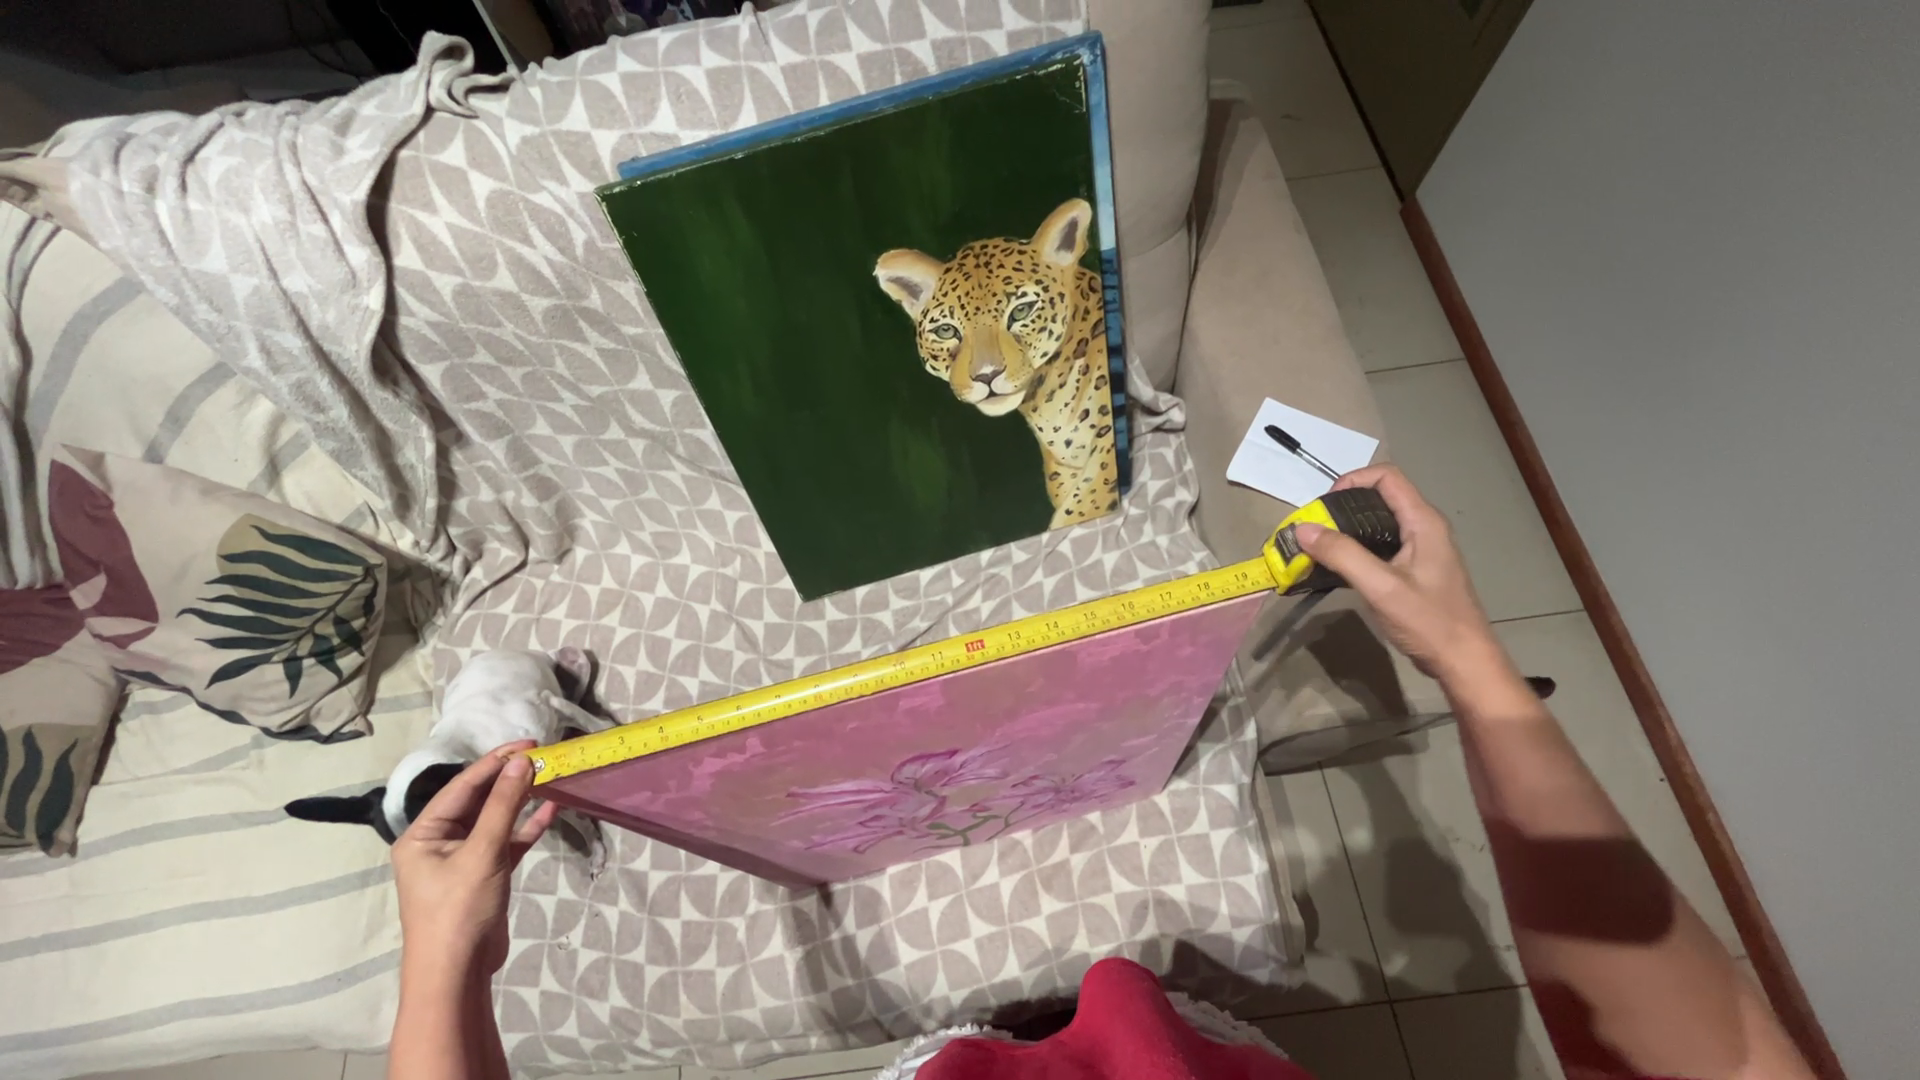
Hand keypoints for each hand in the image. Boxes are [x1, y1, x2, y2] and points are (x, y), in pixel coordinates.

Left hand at [391, 741, 558, 977]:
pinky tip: (552, 811)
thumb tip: (522, 761)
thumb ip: (504, 805)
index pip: (462, 787)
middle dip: (510, 778)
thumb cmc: (458, 910)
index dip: (495, 762)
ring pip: (496, 819)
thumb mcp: (482, 853)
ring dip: (521, 799)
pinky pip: (508, 841)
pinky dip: (528, 826)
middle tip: (543, 756)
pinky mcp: (485, 874)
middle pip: (479, 800)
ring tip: (550, 776)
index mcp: (423, 835)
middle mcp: (439, 842)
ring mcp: (463, 858)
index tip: (529, 743)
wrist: (456, 973)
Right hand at [1293, 464, 1505, 680]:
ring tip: (1318, 549)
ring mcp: (1419, 550)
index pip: (1386, 477)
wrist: (1463, 661)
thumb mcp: (1381, 586)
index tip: (1323, 507)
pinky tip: (1335, 569)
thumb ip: (1342, 554)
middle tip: (1314, 531)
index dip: (1352, 481)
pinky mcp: (1412, 570)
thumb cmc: (1428, 621)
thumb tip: (1302, 529)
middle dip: (1341, 508)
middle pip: (1378, 498)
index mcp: (1423, 522)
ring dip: (1344, 531)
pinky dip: (1353, 550)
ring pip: (1376, 524)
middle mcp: (1423, 528)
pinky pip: (1378, 546)